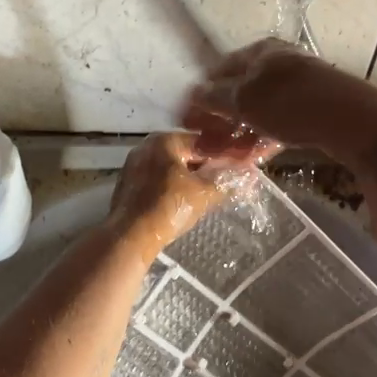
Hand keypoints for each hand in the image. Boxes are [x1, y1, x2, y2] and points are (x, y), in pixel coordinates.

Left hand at [108, 131, 262, 252]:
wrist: (130, 236)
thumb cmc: (169, 207)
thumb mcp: (204, 192)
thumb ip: (226, 180)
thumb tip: (248, 174)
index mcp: (164, 140)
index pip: (203, 142)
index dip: (225, 154)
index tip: (243, 164)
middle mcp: (146, 147)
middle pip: (186, 153)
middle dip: (208, 166)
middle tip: (229, 178)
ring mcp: (134, 166)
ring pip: (172, 168)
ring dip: (192, 177)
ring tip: (211, 191)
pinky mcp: (128, 186)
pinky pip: (159, 180)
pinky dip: (175, 186)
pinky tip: (187, 200)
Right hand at [182, 38, 376, 155]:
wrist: (352, 120)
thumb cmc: (292, 103)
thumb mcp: (245, 100)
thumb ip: (215, 98)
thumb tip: (194, 94)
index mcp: (260, 52)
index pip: (218, 72)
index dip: (200, 98)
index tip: (187, 124)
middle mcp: (278, 65)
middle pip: (239, 94)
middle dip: (219, 122)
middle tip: (205, 148)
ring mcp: (298, 88)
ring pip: (258, 112)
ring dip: (237, 135)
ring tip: (225, 159)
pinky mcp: (313, 112)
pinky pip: (278, 125)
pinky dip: (261, 139)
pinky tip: (252, 158)